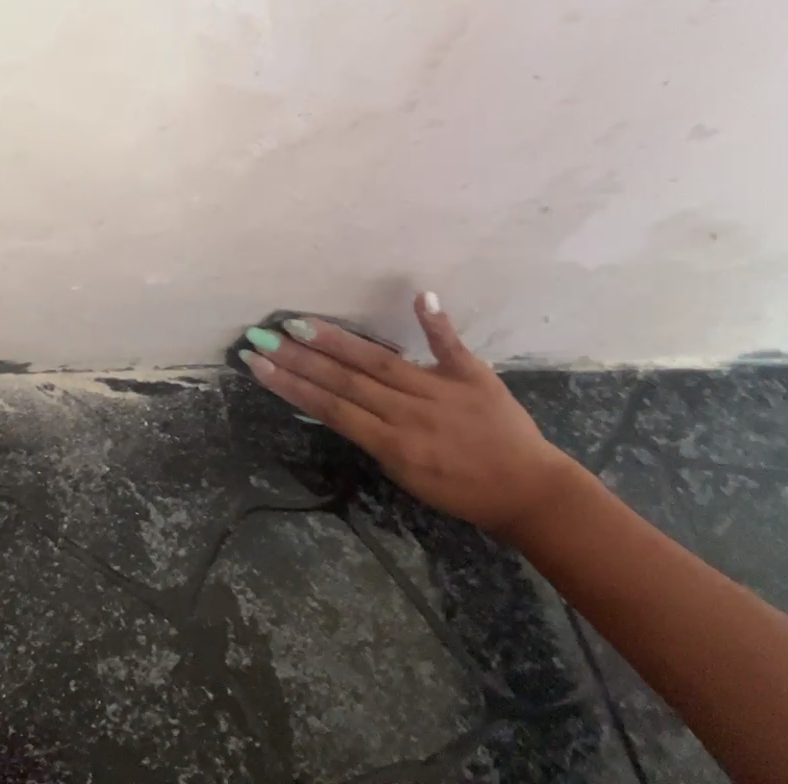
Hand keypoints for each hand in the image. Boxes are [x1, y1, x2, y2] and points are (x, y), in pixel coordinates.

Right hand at [238, 293, 584, 533]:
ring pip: (378, 361)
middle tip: (262, 336)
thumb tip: (333, 402)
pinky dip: (434, 322)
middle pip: (343, 380)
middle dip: (297, 358)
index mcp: (391, 442)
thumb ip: (370, 436)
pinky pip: (450, 345)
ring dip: (336, 340)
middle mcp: (408, 413)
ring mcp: (440, 390)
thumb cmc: (462, 491)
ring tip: (298, 322)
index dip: (289, 383)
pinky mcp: (473, 375)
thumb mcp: (405, 476)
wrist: (531, 493)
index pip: (328, 406)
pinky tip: (418, 294)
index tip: (257, 363)